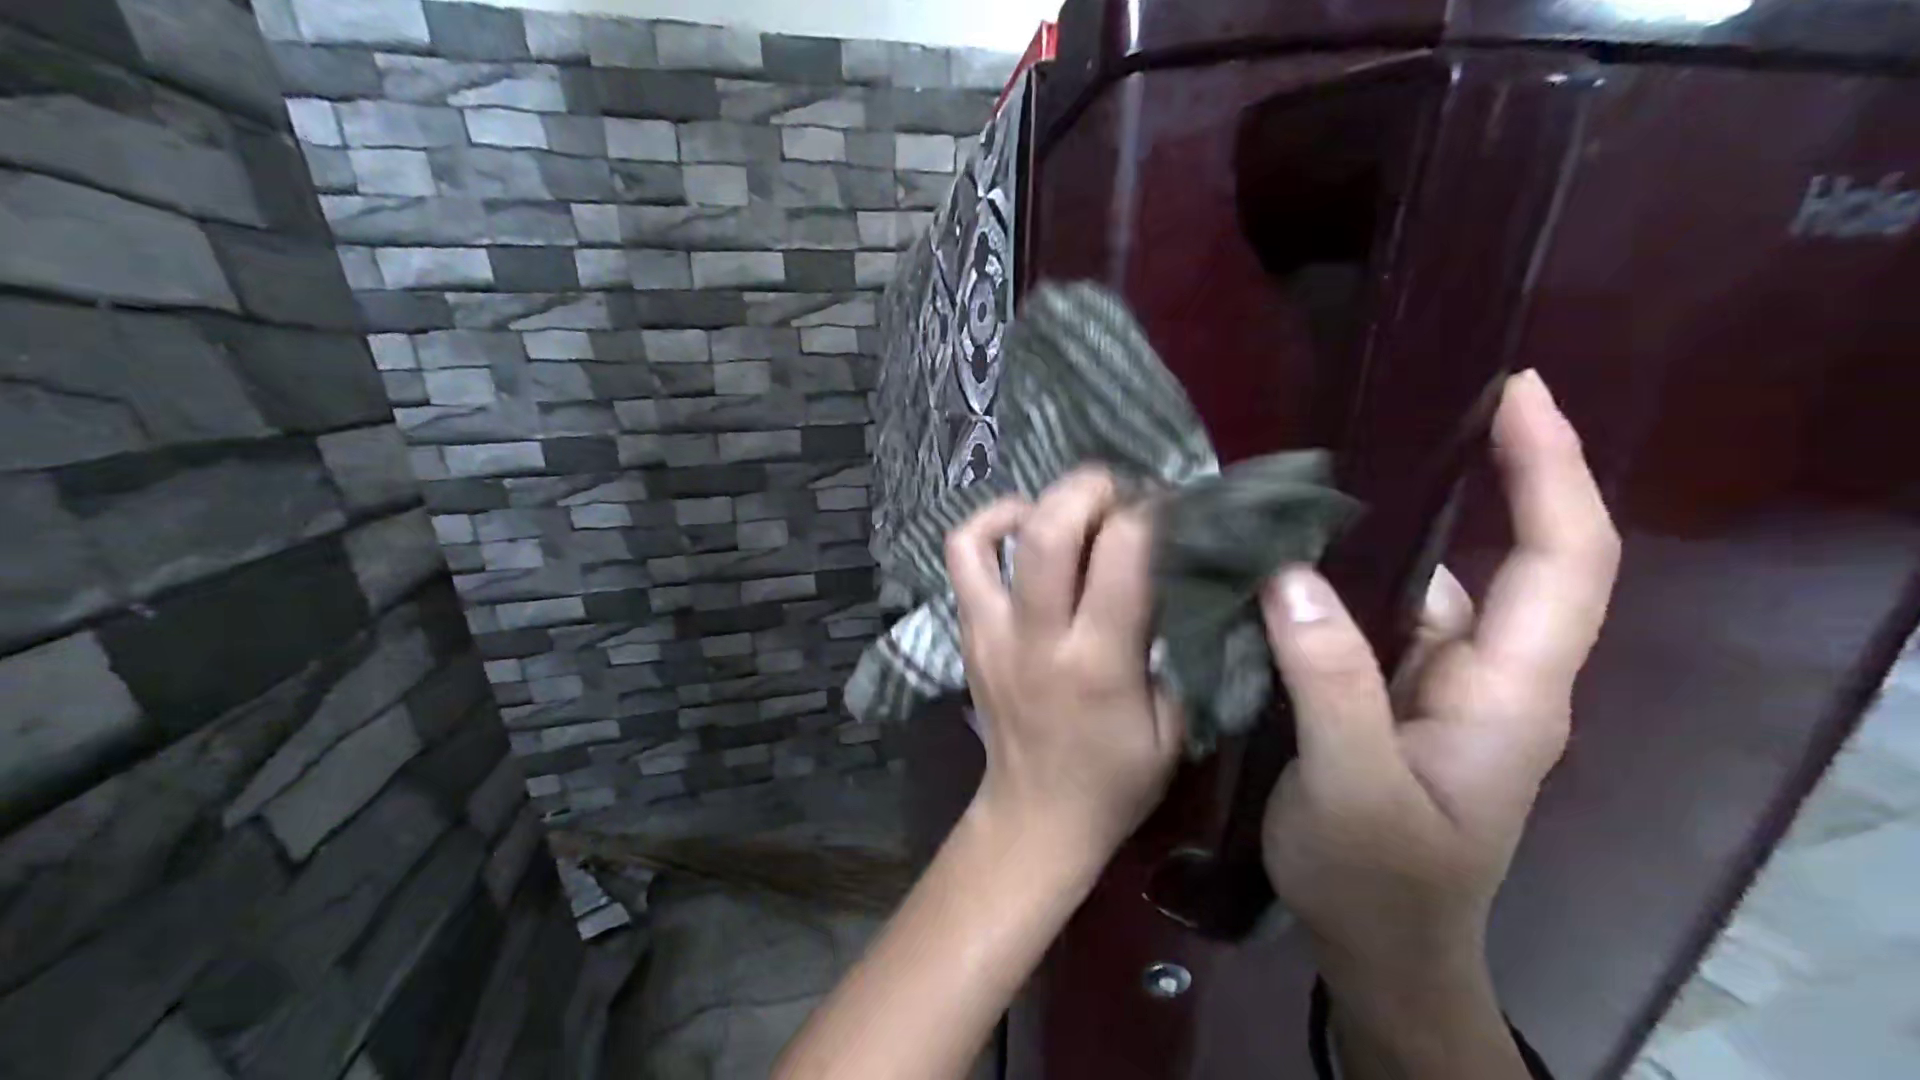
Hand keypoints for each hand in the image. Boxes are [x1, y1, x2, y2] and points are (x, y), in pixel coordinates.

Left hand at [947, 466, 1184, 871]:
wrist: (1035, 813)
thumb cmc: (1115, 776)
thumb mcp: (1173, 722)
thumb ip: (1173, 647)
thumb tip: (1171, 578)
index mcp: (1099, 662)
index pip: (1122, 554)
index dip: (1148, 512)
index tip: (1166, 506)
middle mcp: (1038, 637)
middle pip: (1049, 530)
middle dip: (1088, 488)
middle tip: (1118, 489)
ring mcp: (990, 631)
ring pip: (990, 538)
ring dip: (1035, 502)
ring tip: (1068, 507)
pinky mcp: (967, 633)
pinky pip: (963, 559)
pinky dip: (987, 527)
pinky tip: (1020, 527)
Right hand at [1260, 370, 1619, 978]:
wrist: (1374, 946)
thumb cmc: (1379, 881)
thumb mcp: (1354, 791)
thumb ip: (1331, 683)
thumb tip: (1290, 575)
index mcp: (1510, 694)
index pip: (1565, 560)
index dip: (1551, 470)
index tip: (1515, 394)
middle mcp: (1484, 674)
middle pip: (1496, 560)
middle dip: (1465, 481)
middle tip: (1387, 422)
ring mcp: (1431, 685)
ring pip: (1412, 588)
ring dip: (1369, 539)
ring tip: (1299, 495)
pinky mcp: (1383, 694)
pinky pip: (1364, 620)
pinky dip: (1330, 585)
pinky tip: (1274, 569)